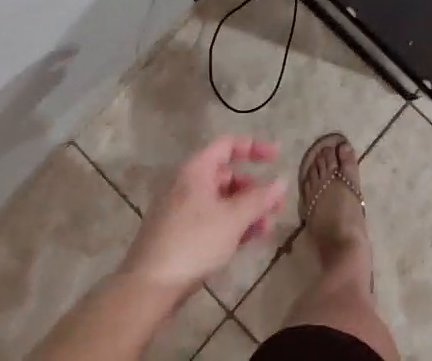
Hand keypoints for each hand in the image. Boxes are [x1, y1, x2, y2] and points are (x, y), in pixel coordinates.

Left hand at [121, 136, 288, 292]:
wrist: (150, 286)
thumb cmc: (193, 243)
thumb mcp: (232, 219)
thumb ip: (259, 199)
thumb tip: (282, 180)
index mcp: (196, 170)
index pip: (228, 145)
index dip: (254, 147)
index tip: (278, 156)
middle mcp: (188, 184)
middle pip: (227, 175)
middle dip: (255, 188)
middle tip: (277, 205)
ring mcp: (182, 210)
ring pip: (221, 201)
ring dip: (247, 210)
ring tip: (267, 228)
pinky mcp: (180, 234)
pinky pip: (212, 220)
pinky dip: (232, 225)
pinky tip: (249, 240)